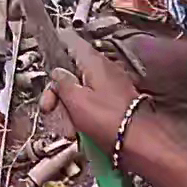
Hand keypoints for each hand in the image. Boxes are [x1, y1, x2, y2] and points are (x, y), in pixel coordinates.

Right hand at [41, 33, 143, 155]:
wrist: (140, 144)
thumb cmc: (111, 121)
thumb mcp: (76, 100)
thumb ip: (62, 83)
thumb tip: (56, 73)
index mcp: (94, 62)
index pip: (71, 42)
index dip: (55, 47)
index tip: (46, 57)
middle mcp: (105, 70)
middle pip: (72, 72)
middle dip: (57, 90)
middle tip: (49, 107)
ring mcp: (111, 87)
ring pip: (80, 90)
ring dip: (68, 106)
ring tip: (67, 126)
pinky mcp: (115, 104)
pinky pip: (92, 103)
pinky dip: (82, 115)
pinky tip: (79, 130)